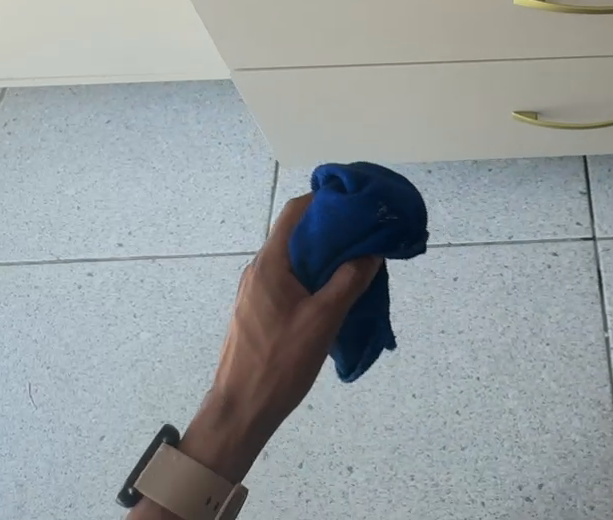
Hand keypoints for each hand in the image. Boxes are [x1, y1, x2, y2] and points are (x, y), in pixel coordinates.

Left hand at [164, 195, 380, 495]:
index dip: (325, 199)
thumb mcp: (324, 319)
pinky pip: (290, 278)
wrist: (239, 413)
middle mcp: (259, 269)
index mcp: (270, 263)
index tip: (356, 202)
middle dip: (332, 228)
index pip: (296, 211)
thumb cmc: (279, 362)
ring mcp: (257, 290)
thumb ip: (349, 280)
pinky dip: (314, 275)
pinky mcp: (259, 309)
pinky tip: (336, 291)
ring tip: (358, 261)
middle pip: (297, 232)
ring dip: (325, 255)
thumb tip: (372, 253)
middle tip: (366, 233)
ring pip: (295, 258)